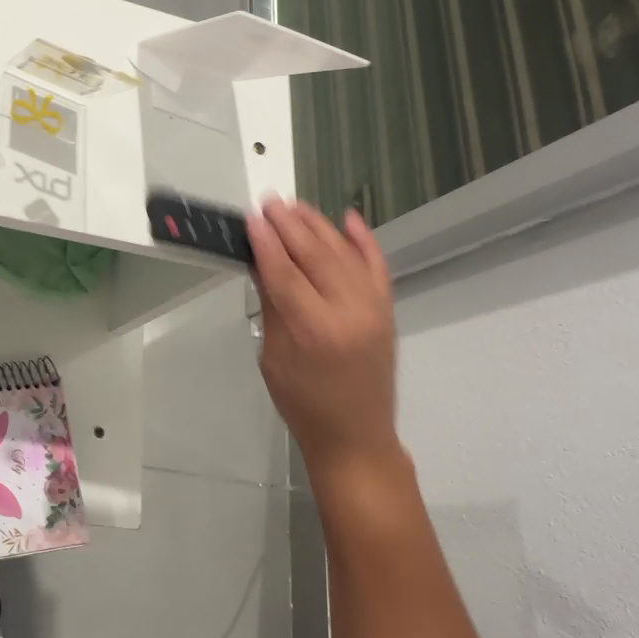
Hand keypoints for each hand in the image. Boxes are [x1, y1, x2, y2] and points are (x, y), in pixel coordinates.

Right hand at [248, 198, 403, 484]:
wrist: (356, 435)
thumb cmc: (303, 405)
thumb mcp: (274, 358)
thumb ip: (273, 308)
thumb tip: (262, 264)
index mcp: (313, 330)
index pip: (285, 273)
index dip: (266, 243)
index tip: (251, 218)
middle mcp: (348, 313)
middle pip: (315, 256)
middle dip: (290, 226)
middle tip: (269, 202)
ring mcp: (373, 309)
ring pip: (344, 254)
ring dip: (319, 226)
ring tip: (296, 206)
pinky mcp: (387, 310)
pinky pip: (377, 267)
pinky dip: (364, 241)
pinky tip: (349, 219)